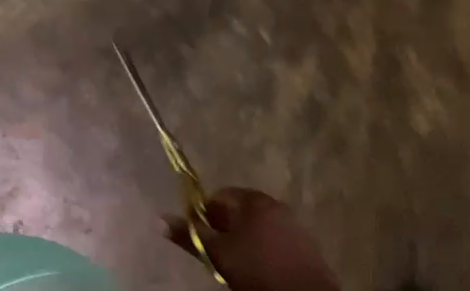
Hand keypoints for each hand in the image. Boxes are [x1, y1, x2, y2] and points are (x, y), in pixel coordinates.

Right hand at [166, 188, 339, 290]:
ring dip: (246, 241)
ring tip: (241, 265)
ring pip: (258, 227)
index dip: (207, 217)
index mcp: (252, 199)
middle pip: (239, 211)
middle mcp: (274, 204)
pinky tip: (263, 269)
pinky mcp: (308, 246)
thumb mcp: (218, 255)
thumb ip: (190, 234)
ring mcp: (294, 224)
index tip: (205, 239)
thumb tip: (161, 218)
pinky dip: (266, 250)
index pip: (219, 197)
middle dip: (227, 230)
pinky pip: (277, 240)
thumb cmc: (258, 272)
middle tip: (221, 255)